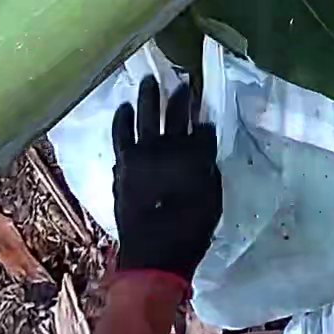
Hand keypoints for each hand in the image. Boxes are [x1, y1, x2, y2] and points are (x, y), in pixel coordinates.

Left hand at [110, 77, 220, 281]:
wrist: (153, 254)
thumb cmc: (190, 231)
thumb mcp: (213, 200)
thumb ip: (209, 171)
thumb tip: (203, 150)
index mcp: (195, 157)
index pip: (201, 128)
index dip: (203, 116)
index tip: (203, 105)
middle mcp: (168, 148)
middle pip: (174, 114)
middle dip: (180, 97)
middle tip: (183, 82)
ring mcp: (142, 154)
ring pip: (145, 116)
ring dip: (148, 96)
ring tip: (148, 80)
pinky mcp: (123, 163)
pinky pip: (120, 134)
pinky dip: (121, 119)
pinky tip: (123, 108)